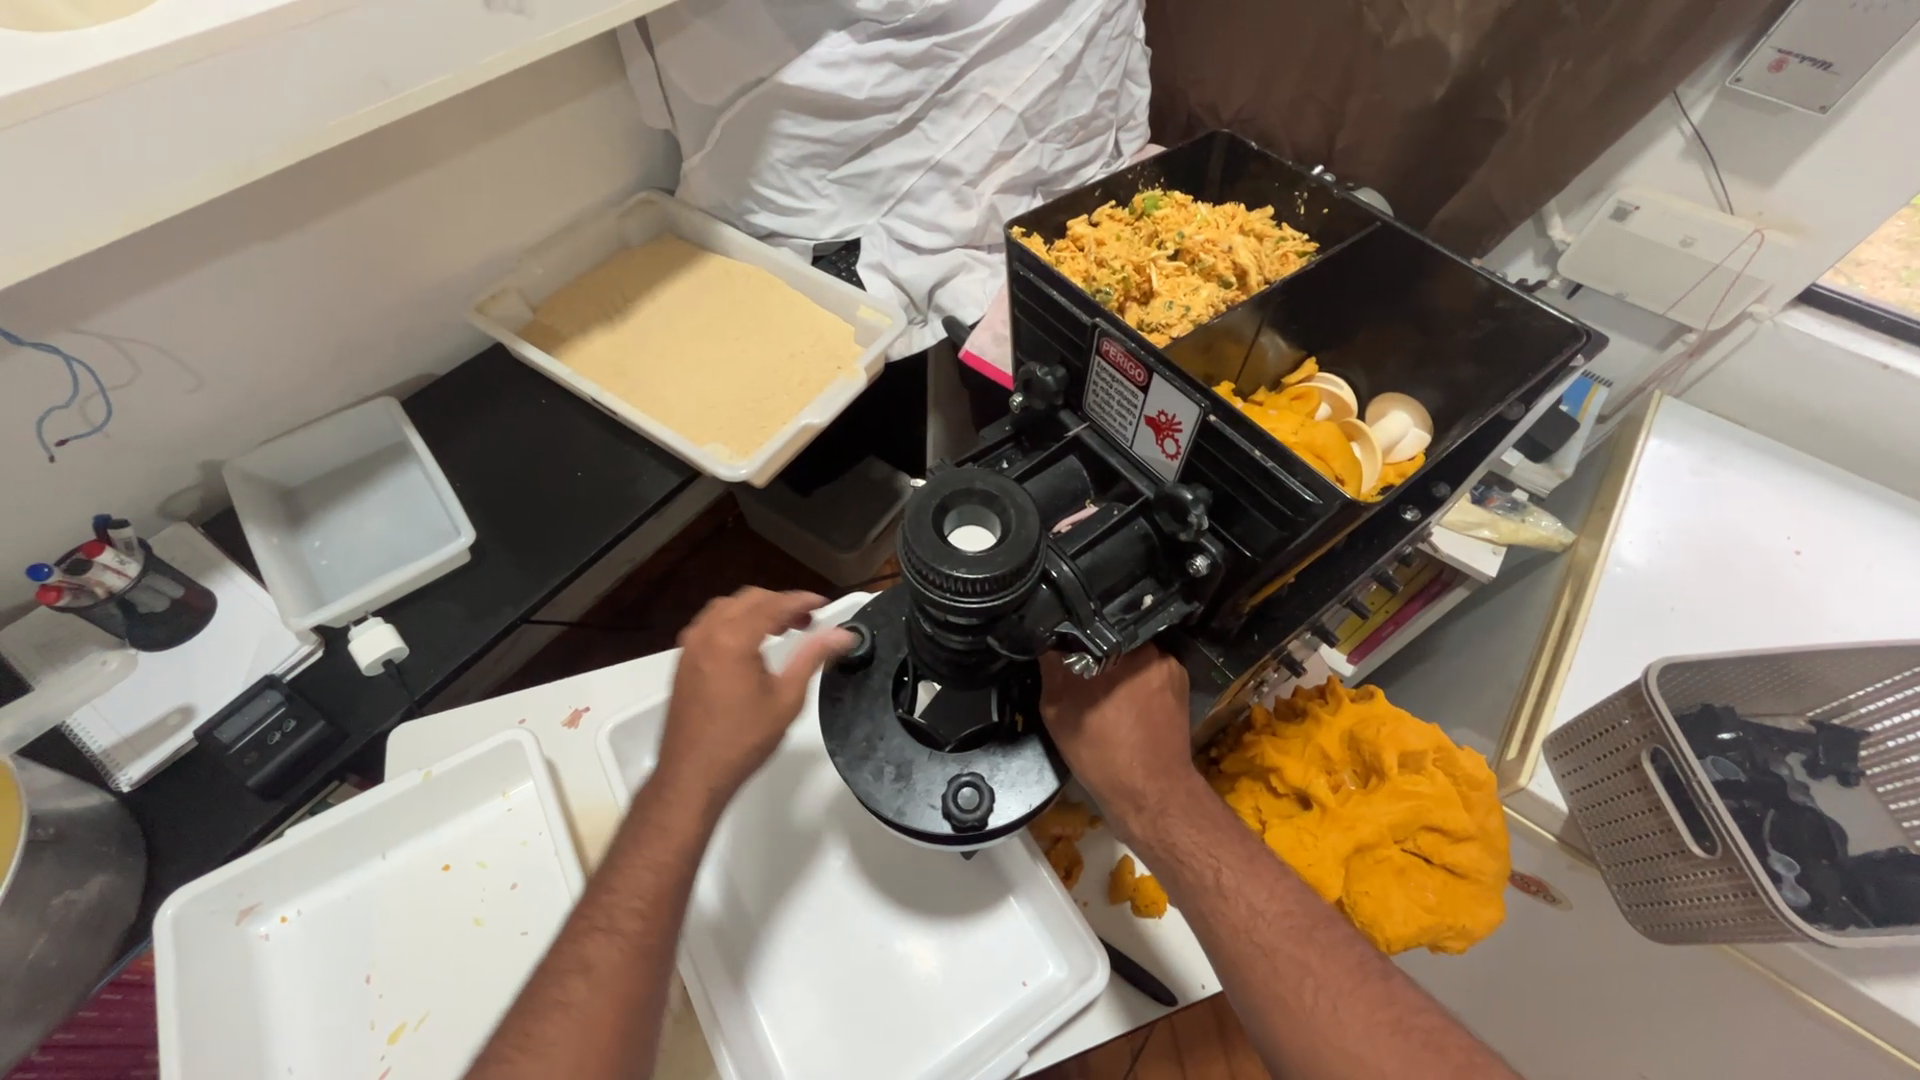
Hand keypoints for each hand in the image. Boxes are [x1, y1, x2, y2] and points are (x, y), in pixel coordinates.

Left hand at [658, 588, 855, 801]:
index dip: (803, 601)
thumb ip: (813, 657)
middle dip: (781, 603)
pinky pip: (710, 624)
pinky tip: (751, 645)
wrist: (693, 775)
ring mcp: (690, 646)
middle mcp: (707, 633)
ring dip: (756, 610)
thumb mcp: (787, 698)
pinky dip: (734, 622)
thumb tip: (842, 635)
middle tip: (808, 621)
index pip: (774, 604)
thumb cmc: (743, 741)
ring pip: (727, 608)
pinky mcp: (683, 661)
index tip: (824, 605)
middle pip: (749, 599)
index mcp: (733, 639)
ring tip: (781, 630)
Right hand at [1039, 645, 1196, 820]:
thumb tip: (1050, 640)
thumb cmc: (1101, 752)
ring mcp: (1170, 666)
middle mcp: (1150, 649)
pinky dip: (1138, 682)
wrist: (1151, 793)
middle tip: (1082, 673)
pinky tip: (1126, 703)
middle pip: (1114, 639)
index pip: (1089, 626)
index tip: (1063, 650)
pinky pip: (1151, 672)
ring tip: (1103, 689)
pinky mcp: (1182, 685)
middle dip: (1098, 653)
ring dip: (1119, 667)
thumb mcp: (1058, 711)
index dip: (1073, 636)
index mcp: (1119, 648)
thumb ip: (1053, 667)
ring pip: (1134, 655)